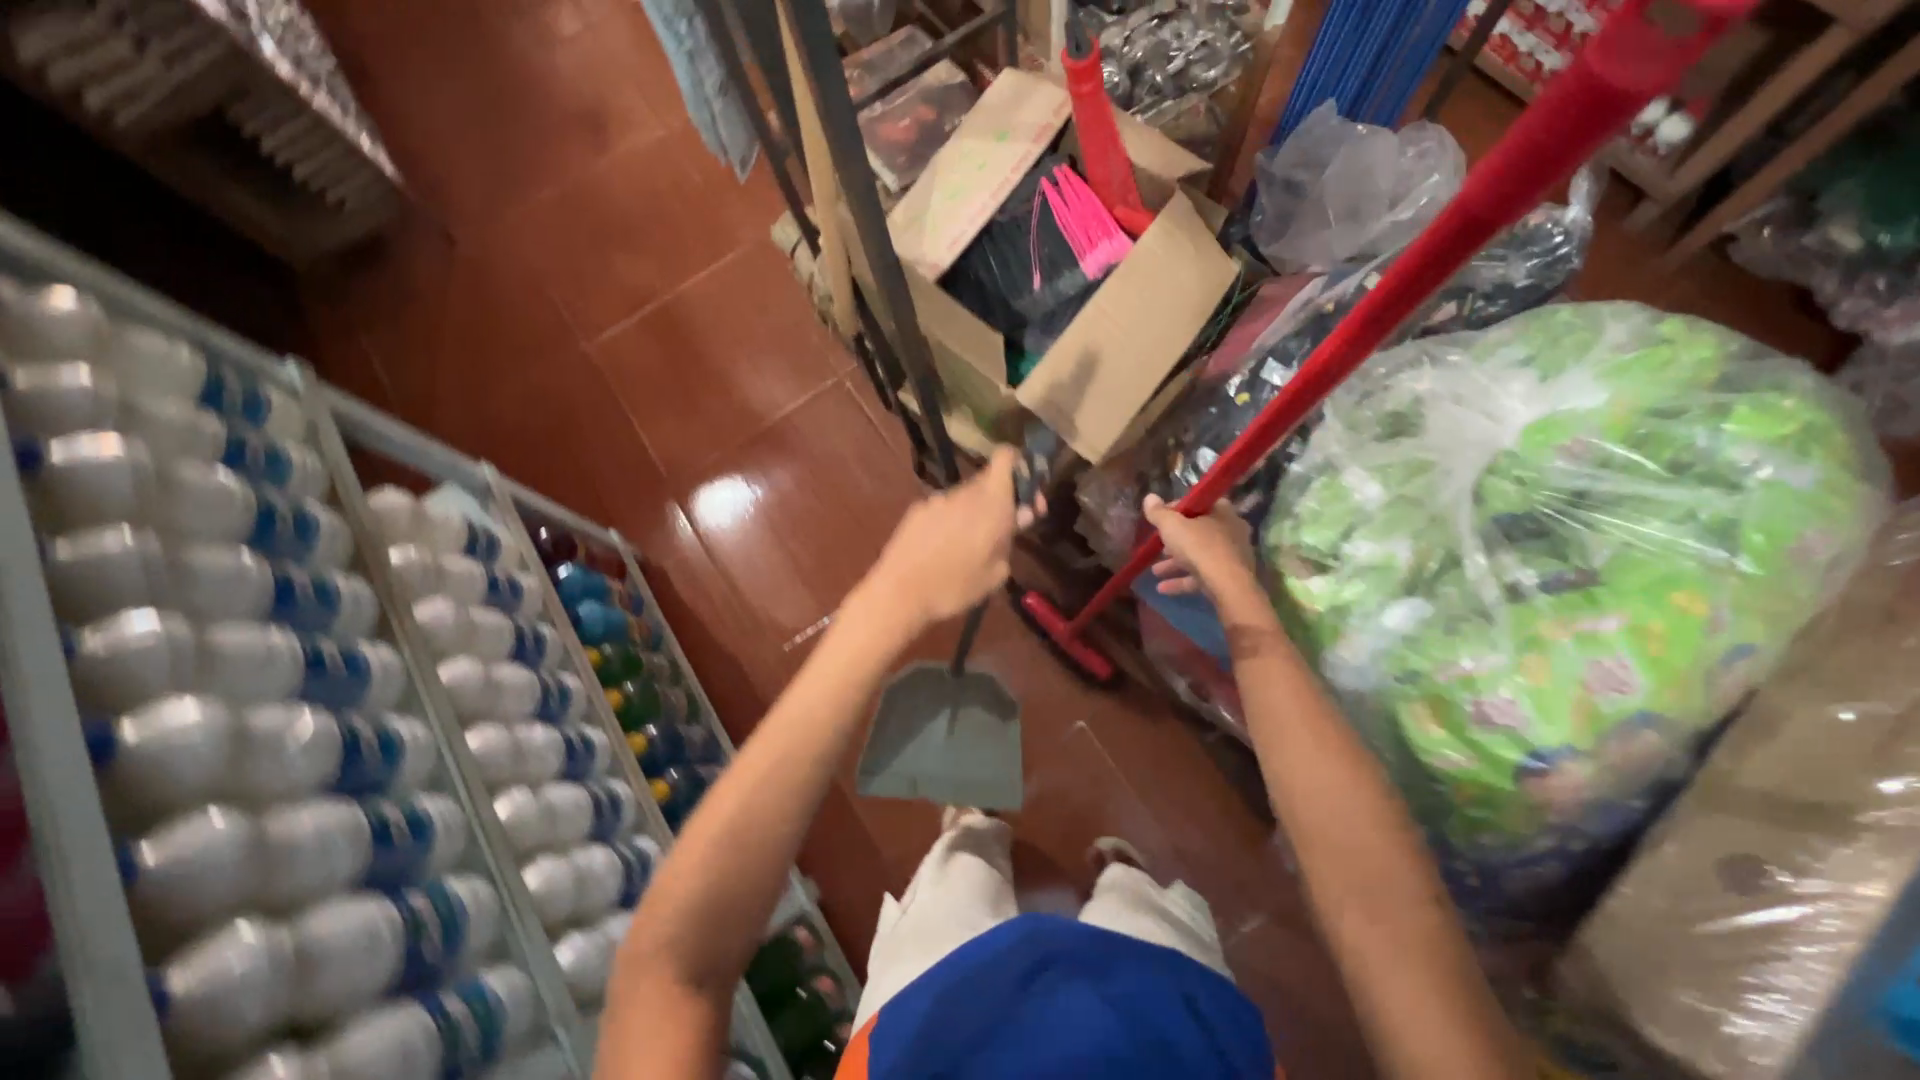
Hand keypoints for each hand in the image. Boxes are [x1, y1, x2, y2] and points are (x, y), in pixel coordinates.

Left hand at [859, 446, 1023, 629]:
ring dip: (973, 514)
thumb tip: (1016, 520)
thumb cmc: (955, 587)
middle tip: (1001, 531)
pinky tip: (941, 549)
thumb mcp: (996, 575)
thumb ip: (1009, 541)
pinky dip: (949, 522)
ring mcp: (938, 500)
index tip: (1025, 494)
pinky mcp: (917, 510)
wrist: (899, 593)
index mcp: (992, 504)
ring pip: (964, 498)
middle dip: (999, 501)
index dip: (1019, 466)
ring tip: (967, 548)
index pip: (1006, 458)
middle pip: (988, 482)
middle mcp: (965, 494)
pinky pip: (943, 510)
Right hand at [1143, 494, 1255, 597]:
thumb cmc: (1200, 547)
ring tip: (1155, 572)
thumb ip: (1159, 513)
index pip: (1197, 505)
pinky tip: (1162, 589)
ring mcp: (1232, 555)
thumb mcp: (1172, 526)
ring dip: (1175, 563)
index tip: (1159, 520)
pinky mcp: (1230, 577)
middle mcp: (1231, 530)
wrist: (1228, 585)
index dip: (1175, 511)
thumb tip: (1149, 497)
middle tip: (1158, 548)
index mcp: (1222, 512)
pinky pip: (1202, 575)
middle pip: (1197, 532)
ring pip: (1199, 556)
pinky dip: (1183, 580)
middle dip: (1174, 542)